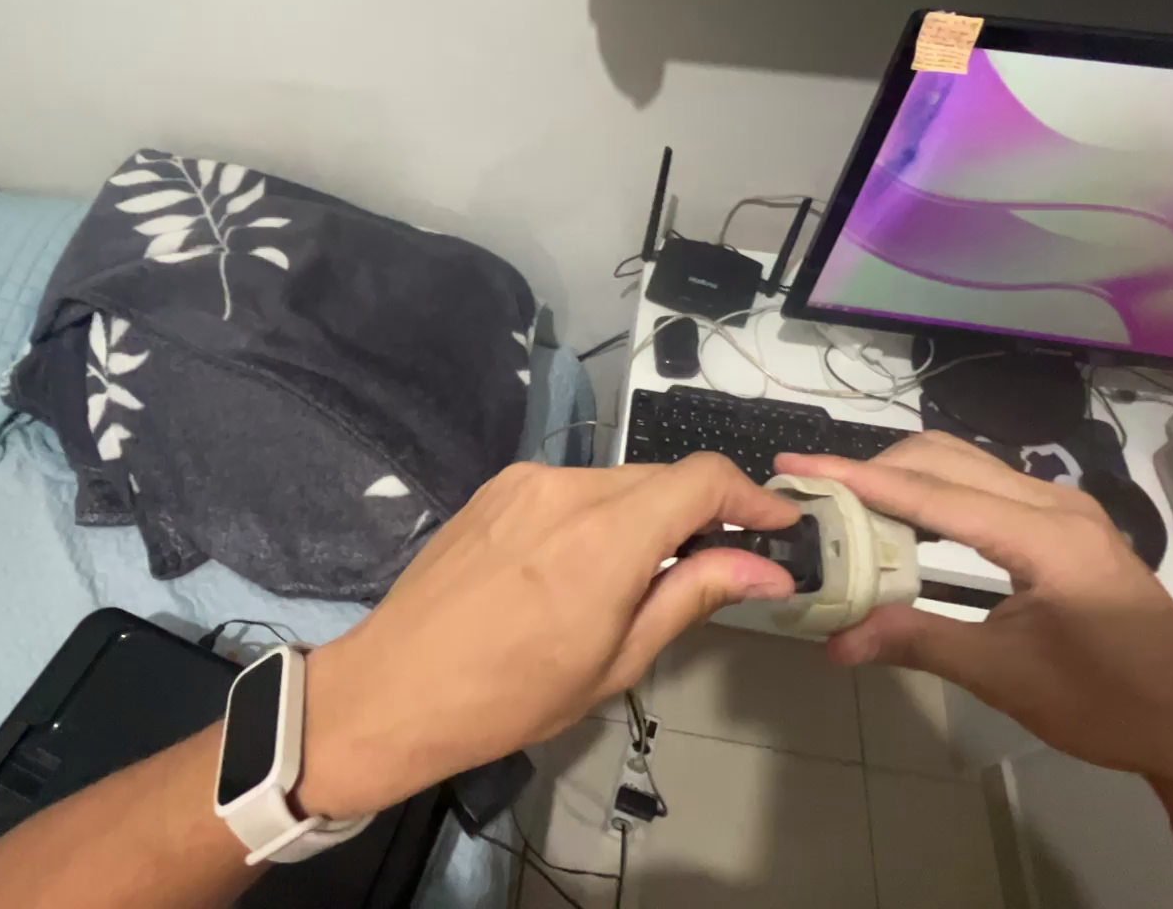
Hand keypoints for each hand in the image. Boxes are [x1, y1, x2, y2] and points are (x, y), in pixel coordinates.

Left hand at [294, 455, 801, 818]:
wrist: (394, 685)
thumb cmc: (511, 695)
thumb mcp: (616, 660)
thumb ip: (693, 595)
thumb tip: (767, 567)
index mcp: (605, 536)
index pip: (701, 477)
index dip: (750, 494)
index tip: (778, 525)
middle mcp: (567, 486)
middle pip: (661, 476)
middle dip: (701, 512)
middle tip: (719, 560)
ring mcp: (525, 478)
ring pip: (617, 480)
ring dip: (647, 514)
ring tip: (640, 572)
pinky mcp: (497, 484)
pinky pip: (572, 486)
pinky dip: (600, 512)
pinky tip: (581, 560)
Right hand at [777, 433, 1172, 788]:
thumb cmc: (1112, 705)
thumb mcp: (1006, 677)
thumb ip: (917, 642)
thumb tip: (834, 642)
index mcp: (1047, 538)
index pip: (931, 494)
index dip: (858, 477)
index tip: (798, 463)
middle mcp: (1055, 504)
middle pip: (944, 458)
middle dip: (874, 466)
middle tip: (819, 494)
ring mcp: (1063, 507)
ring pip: (964, 461)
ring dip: (902, 472)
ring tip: (851, 502)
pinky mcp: (1063, 520)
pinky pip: (982, 480)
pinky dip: (931, 487)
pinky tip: (906, 517)